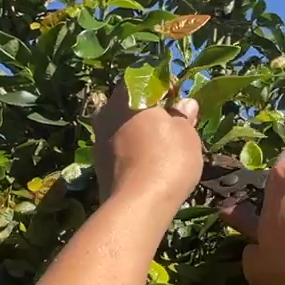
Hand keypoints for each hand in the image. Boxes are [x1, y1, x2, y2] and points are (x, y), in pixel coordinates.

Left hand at [93, 81, 203, 207]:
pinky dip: (131, 152)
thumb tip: (185, 103)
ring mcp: (98, 141)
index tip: (178, 99)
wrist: (137, 206)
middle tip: (171, 124)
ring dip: (138, 132)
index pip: (143, 79)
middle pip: (129, 105)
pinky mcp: (98, 165)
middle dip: (148, 111)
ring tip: (161, 147)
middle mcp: (106, 114)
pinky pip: (118, 150)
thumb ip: (183, 115)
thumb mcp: (187, 134)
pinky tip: (146, 164)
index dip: (163, 86)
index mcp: (127, 97)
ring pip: (121, 128)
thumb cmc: (167, 160)